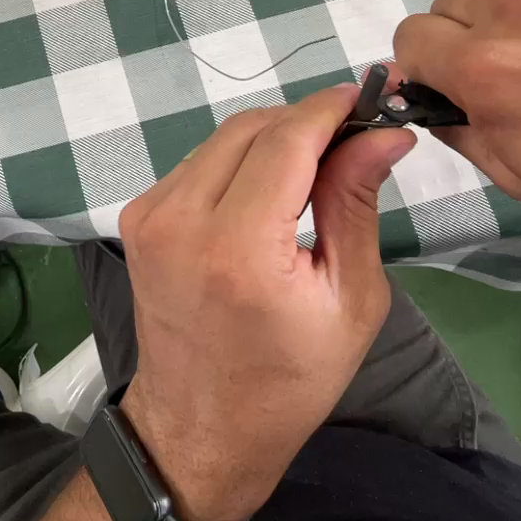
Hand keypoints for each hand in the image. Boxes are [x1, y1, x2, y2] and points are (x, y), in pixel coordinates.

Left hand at [115, 86, 415, 520]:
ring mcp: (148, 215)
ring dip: (270, 139)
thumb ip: (356, 203)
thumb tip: (384, 135)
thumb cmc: (289, 380)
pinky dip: (236, 161)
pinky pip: (196, 164)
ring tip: (315, 163)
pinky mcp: (136, 217)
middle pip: (248, 130)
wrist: (200, 426)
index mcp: (237, 248)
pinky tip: (267, 187)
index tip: (369, 94)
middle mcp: (179, 219)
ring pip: (219, 141)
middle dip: (303, 121)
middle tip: (351, 133)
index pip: (284, 142)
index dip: (328, 110)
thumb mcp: (349, 299)